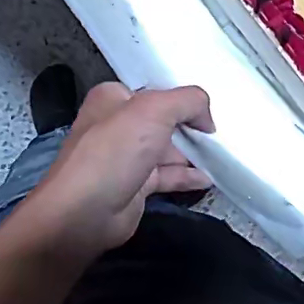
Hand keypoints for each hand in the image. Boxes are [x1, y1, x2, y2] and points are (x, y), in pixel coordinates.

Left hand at [7, 83, 214, 260]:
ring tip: (218, 157)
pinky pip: (167, 176)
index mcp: (113, 98)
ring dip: (191, 153)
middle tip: (216, 135)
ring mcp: (125, 157)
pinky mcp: (134, 186)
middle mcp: (117, 124)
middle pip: (163, 120)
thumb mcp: (155, 110)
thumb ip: (188, 101)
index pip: (154, 90)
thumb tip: (206, 118)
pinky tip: (207, 179)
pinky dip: (187, 176)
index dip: (180, 98)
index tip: (206, 109)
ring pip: (167, 150)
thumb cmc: (114, 152)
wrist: (84, 213)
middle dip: (189, 127)